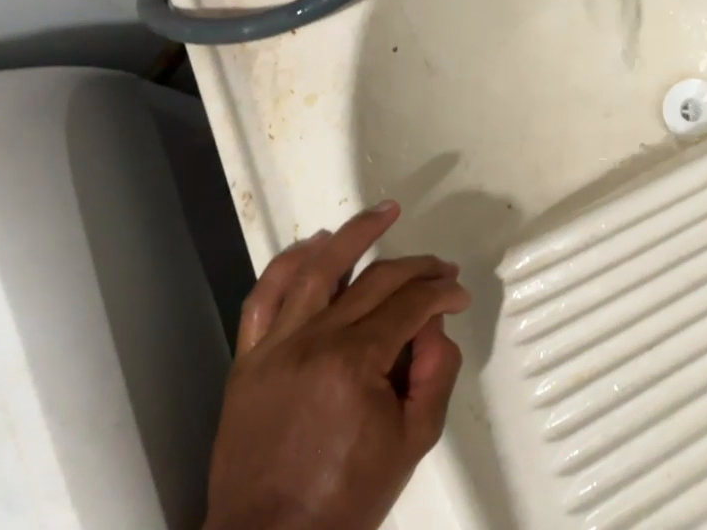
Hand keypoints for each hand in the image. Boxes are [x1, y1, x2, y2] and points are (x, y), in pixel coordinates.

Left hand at [204, 201, 469, 529]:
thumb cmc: (348, 494)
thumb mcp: (415, 437)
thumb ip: (436, 370)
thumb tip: (434, 325)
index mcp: (355, 362)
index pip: (410, 304)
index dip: (442, 293)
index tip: (459, 296)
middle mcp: (312, 342)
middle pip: (374, 281)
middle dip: (417, 268)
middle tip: (442, 270)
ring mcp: (274, 348)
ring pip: (316, 269)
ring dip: (353, 234)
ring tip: (384, 212)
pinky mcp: (247, 362)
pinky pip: (264, 298)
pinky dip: (287, 264)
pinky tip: (313, 244)